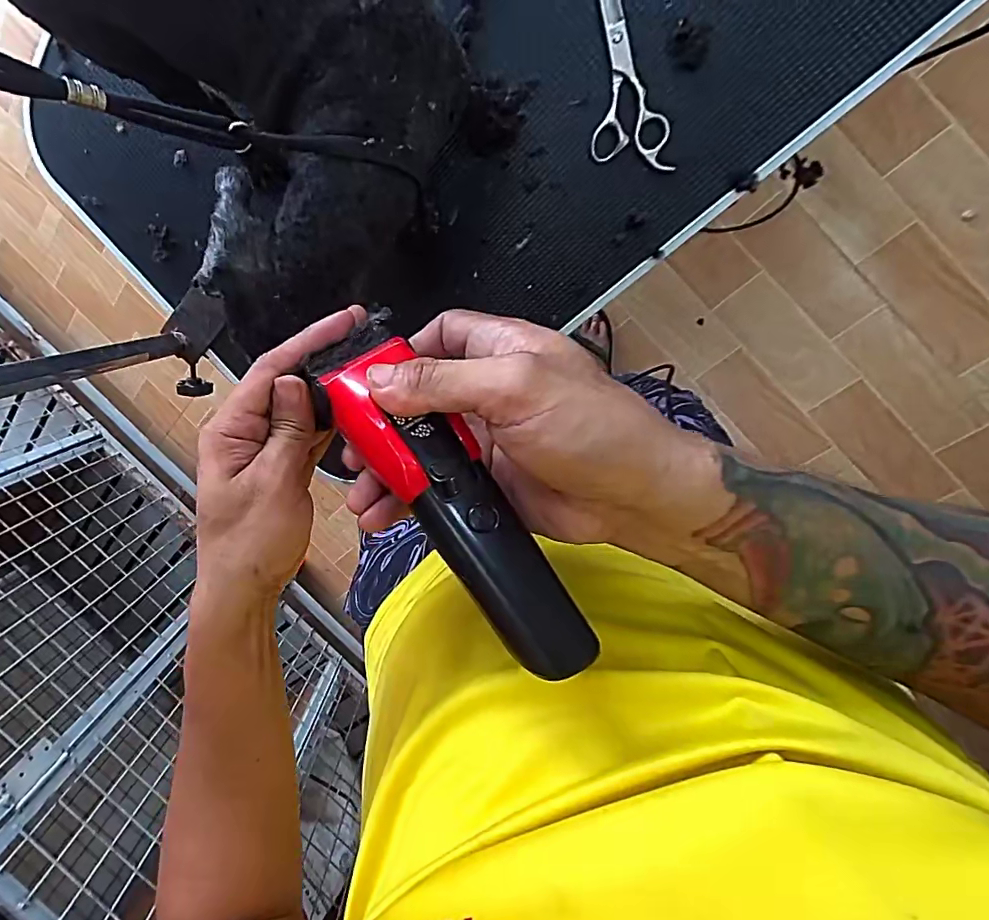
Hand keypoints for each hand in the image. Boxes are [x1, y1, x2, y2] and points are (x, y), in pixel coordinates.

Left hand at [195, 306, 363, 603]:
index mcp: (230, 431)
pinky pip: (307, 435)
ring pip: (300, 410)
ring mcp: (264, 450)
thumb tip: (293, 382)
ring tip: (363, 374)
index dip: (306, 342)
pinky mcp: (282, 466)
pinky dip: (330, 425)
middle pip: (285, 385)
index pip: (269, 372)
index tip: (341, 323)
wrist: (246, 587)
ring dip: (330, 395)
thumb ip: (286, 430)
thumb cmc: (248, 544)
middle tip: (360, 343)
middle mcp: (244, 433)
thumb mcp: (272, 483)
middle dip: (321, 362)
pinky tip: (352, 412)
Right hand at [342, 310, 729, 552]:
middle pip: (417, 398)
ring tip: (363, 490)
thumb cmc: (599, 430)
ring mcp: (488, 440)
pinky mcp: (488, 480)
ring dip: (389, 467)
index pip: (437, 338)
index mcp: (501, 351)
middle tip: (355, 447)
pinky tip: (390, 511)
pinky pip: (438, 485)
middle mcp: (490, 393)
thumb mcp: (517, 388)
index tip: (364, 384)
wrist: (633, 498)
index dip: (398, 356)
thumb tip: (384, 379)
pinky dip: (411, 498)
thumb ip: (446, 380)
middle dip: (380, 423)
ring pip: (422, 448)